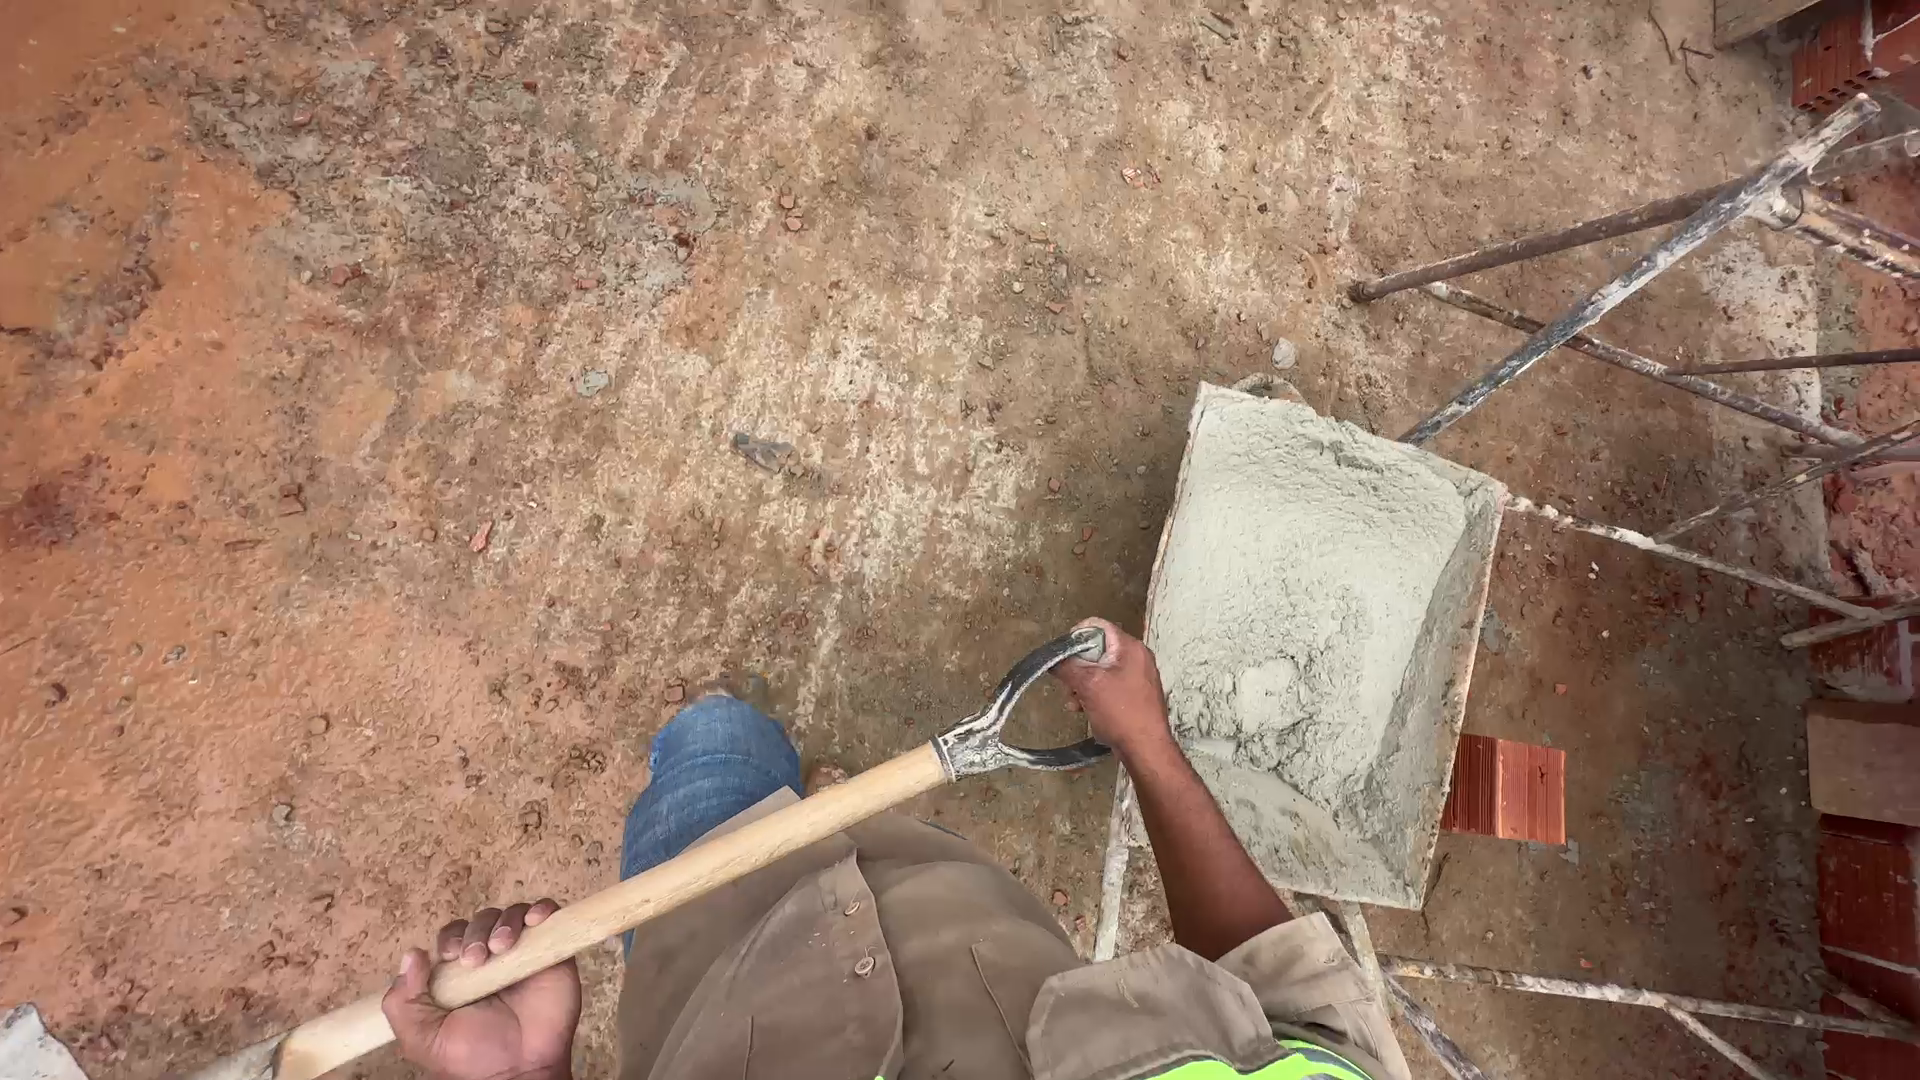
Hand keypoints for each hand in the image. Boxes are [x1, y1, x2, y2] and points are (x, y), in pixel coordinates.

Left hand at [382, 899, 581, 1079]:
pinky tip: (535, 921)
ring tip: (503, 946)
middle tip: (477, 959)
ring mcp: (525, 950)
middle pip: (484, 919)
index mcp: (461, 973)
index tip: (451, 956)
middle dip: (477, 932)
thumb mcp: (425, 1038)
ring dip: (507, 921)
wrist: (522, 1067)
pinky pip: (551, 914)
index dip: (452, 937)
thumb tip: (412, 953)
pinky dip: (543, 908)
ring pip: (515, 912)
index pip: (455, 936)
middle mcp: (493, 957)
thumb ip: (406, 1003)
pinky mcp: (554, 947)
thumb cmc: (474, 1056)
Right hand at [1053, 617, 1175, 759]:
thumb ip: (1067, 666)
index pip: (1097, 626)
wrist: (1146, 749)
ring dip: (1082, 682)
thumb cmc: (1121, 713)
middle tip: (1068, 683)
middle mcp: (1136, 657)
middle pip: (1096, 648)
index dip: (1075, 637)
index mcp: (1129, 647)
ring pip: (1100, 668)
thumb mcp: (1087, 685)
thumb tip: (1052, 659)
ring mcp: (1137, 676)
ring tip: (1075, 701)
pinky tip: (1084, 708)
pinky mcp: (1135, 693)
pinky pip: (1108, 684)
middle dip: (1077, 666)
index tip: (1063, 656)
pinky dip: (1093, 692)